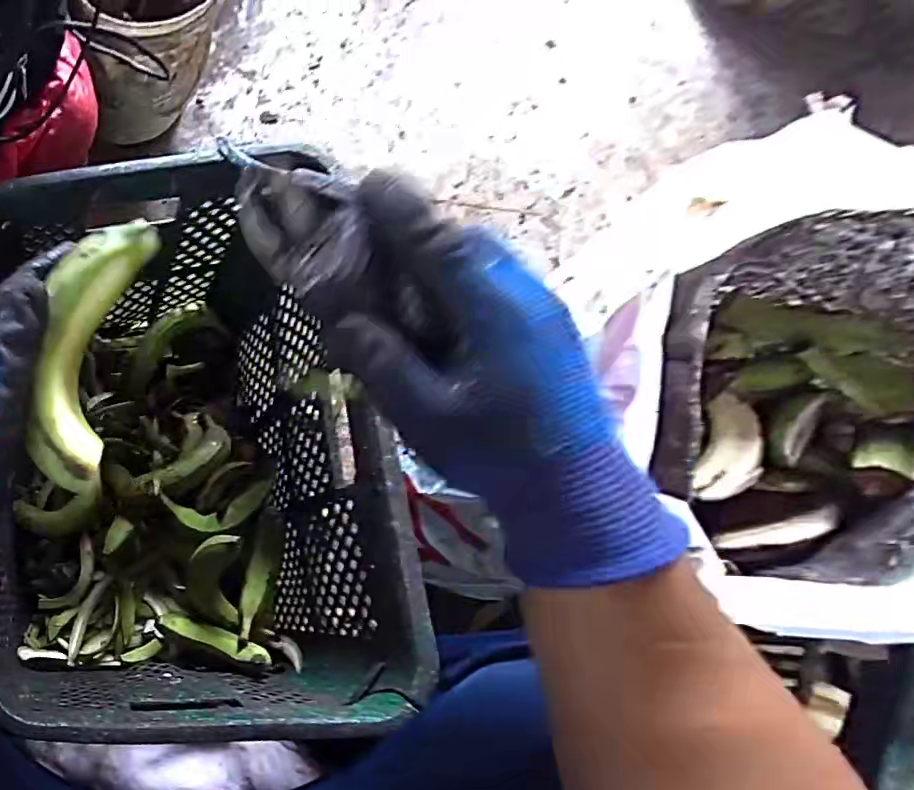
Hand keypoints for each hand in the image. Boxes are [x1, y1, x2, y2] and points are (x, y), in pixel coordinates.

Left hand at [0, 246, 62, 585]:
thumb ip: (12, 347)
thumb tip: (32, 285)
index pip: (6, 297)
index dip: (41, 270)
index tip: (81, 250)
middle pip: (13, 318)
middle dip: (49, 294)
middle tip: (93, 279)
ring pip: (20, 348)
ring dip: (50, 327)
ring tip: (87, 313)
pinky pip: (25, 378)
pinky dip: (47, 364)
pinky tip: (68, 365)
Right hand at [238, 169, 685, 587]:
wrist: (569, 481)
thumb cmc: (493, 451)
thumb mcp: (424, 413)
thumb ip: (384, 363)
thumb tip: (345, 322)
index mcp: (492, 312)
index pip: (440, 246)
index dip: (403, 212)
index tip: (369, 183)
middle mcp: (520, 294)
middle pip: (464, 242)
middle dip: (416, 226)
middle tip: (368, 226)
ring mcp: (536, 305)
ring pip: (481, 258)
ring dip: (435, 250)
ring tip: (392, 262)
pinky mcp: (539, 322)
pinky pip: (491, 279)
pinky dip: (453, 274)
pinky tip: (429, 299)